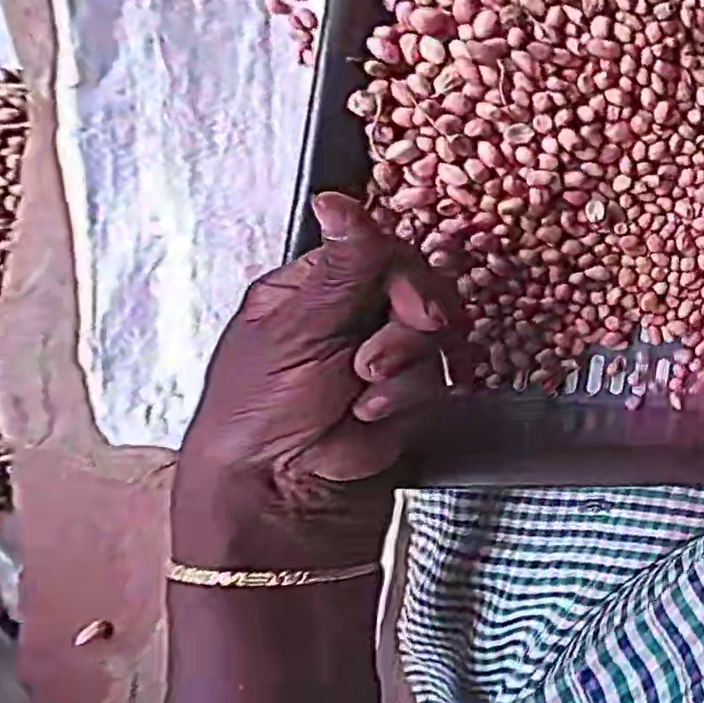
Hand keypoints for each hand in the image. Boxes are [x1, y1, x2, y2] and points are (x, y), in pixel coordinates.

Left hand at [171, 192, 472, 570]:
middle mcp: (355, 317)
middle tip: (376, 364)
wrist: (280, 502)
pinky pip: (440, 380)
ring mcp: (387, 356)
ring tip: (362, 403)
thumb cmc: (263, 414)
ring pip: (435, 341)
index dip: (409, 280)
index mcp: (316, 290)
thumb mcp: (298, 332)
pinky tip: (374, 420)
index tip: (415, 308)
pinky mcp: (411, 393)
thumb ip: (341, 269)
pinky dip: (410, 402)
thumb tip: (339, 200)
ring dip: (404, 375)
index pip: (387, 257)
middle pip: (422, 295)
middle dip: (408, 333)